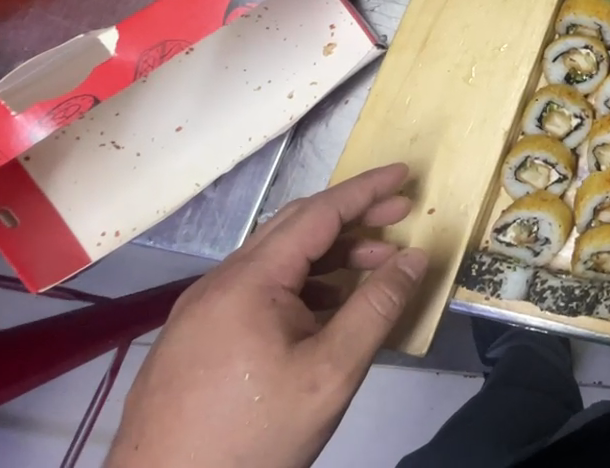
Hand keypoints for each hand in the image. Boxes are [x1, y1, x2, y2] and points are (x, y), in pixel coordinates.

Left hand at [108, 164, 429, 467]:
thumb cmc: (253, 435)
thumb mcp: (332, 372)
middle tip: (401, 215)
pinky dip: (304, 282)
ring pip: (276, 260)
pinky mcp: (195, 341)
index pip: (319, 213)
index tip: (406, 174)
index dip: (366, 190)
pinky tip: (329, 308)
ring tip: (375, 266)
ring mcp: (200, 314)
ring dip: (330, 253)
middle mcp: (218, 285)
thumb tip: (414, 257)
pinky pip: (259, 289)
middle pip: (294, 228)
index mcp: (248, 282)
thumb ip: (378, 306)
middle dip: (353, 215)